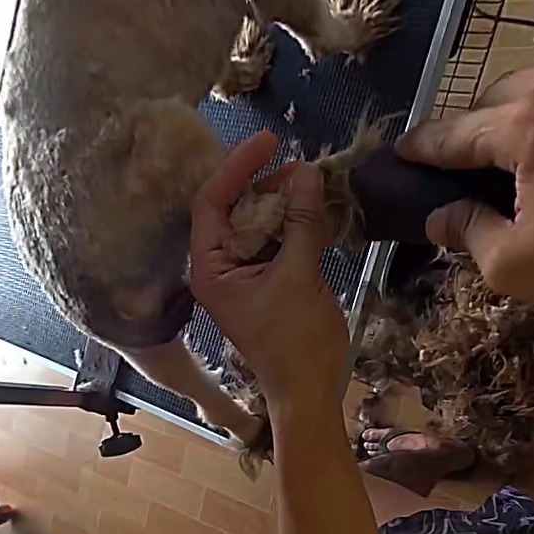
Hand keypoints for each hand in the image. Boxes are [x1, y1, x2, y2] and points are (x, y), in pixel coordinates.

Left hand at [190, 130, 346, 417]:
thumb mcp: (299, 278)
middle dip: (269, 188)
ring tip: (317, 187)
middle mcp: (223, 268)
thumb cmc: (296, 344)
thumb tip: (309, 173)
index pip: (212, 202)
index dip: (238, 168)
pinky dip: (301, 230)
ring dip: (289, 207)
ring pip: (264, 227)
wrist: (312, 393)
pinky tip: (322, 215)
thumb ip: (302, 223)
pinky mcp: (275, 285)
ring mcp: (250, 277)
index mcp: (211, 268)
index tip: (270, 141)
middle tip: (303, 168)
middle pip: (238, 211)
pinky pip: (283, 246)